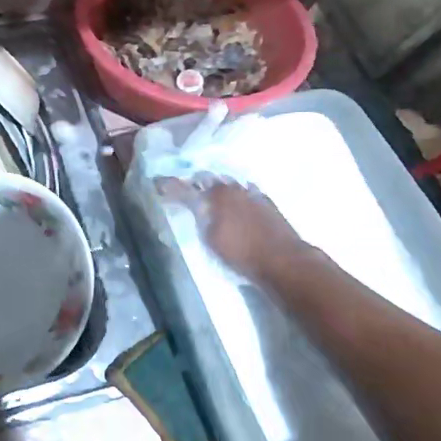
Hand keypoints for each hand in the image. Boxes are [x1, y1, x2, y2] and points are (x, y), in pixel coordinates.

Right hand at [154, 174, 305, 276]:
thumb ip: (199, 218)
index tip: (157, 185)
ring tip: (208, 195)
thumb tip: (190, 205)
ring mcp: (252, 194)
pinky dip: (235, 194)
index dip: (170, 187)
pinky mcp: (267, 203)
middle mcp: (233, 188)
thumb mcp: (210, 239)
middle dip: (195, 183)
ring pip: (228, 184)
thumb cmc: (242, 253)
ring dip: (216, 187)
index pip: (186, 188)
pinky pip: (244, 191)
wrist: (283, 261)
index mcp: (216, 195)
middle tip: (184, 190)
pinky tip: (234, 201)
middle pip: (209, 180)